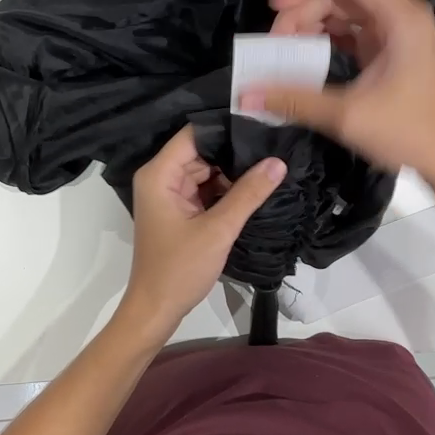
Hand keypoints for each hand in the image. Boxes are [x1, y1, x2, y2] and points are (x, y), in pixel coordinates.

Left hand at [117, 126, 284, 334]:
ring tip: (271, 165)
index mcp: (159, 175)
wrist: (157, 309)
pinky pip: (204, 190)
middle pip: (201, 152)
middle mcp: (160, 178)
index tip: (262, 126)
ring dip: (233, 173)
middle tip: (275, 147)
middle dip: (234, 152)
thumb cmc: (180, 269)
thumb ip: (248, 193)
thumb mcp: (218, 230)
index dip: (226, 129)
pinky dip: (225, 191)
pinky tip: (254, 188)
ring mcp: (168, 195)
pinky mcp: (178, 211)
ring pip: (206, 171)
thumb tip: (278, 161)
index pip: (194, 135)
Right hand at [240, 0, 434, 190]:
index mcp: (401, 18)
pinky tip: (300, 57)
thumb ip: (294, 100)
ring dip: (308, 23)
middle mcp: (399, 15)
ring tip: (283, 50)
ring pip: (342, 9)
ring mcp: (394, 32)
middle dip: (302, 8)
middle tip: (274, 41)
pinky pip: (348, 29)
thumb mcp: (347, 117)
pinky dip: (321, 38)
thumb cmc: (409, 133)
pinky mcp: (385, 50)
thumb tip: (246, 94)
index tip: (276, 6)